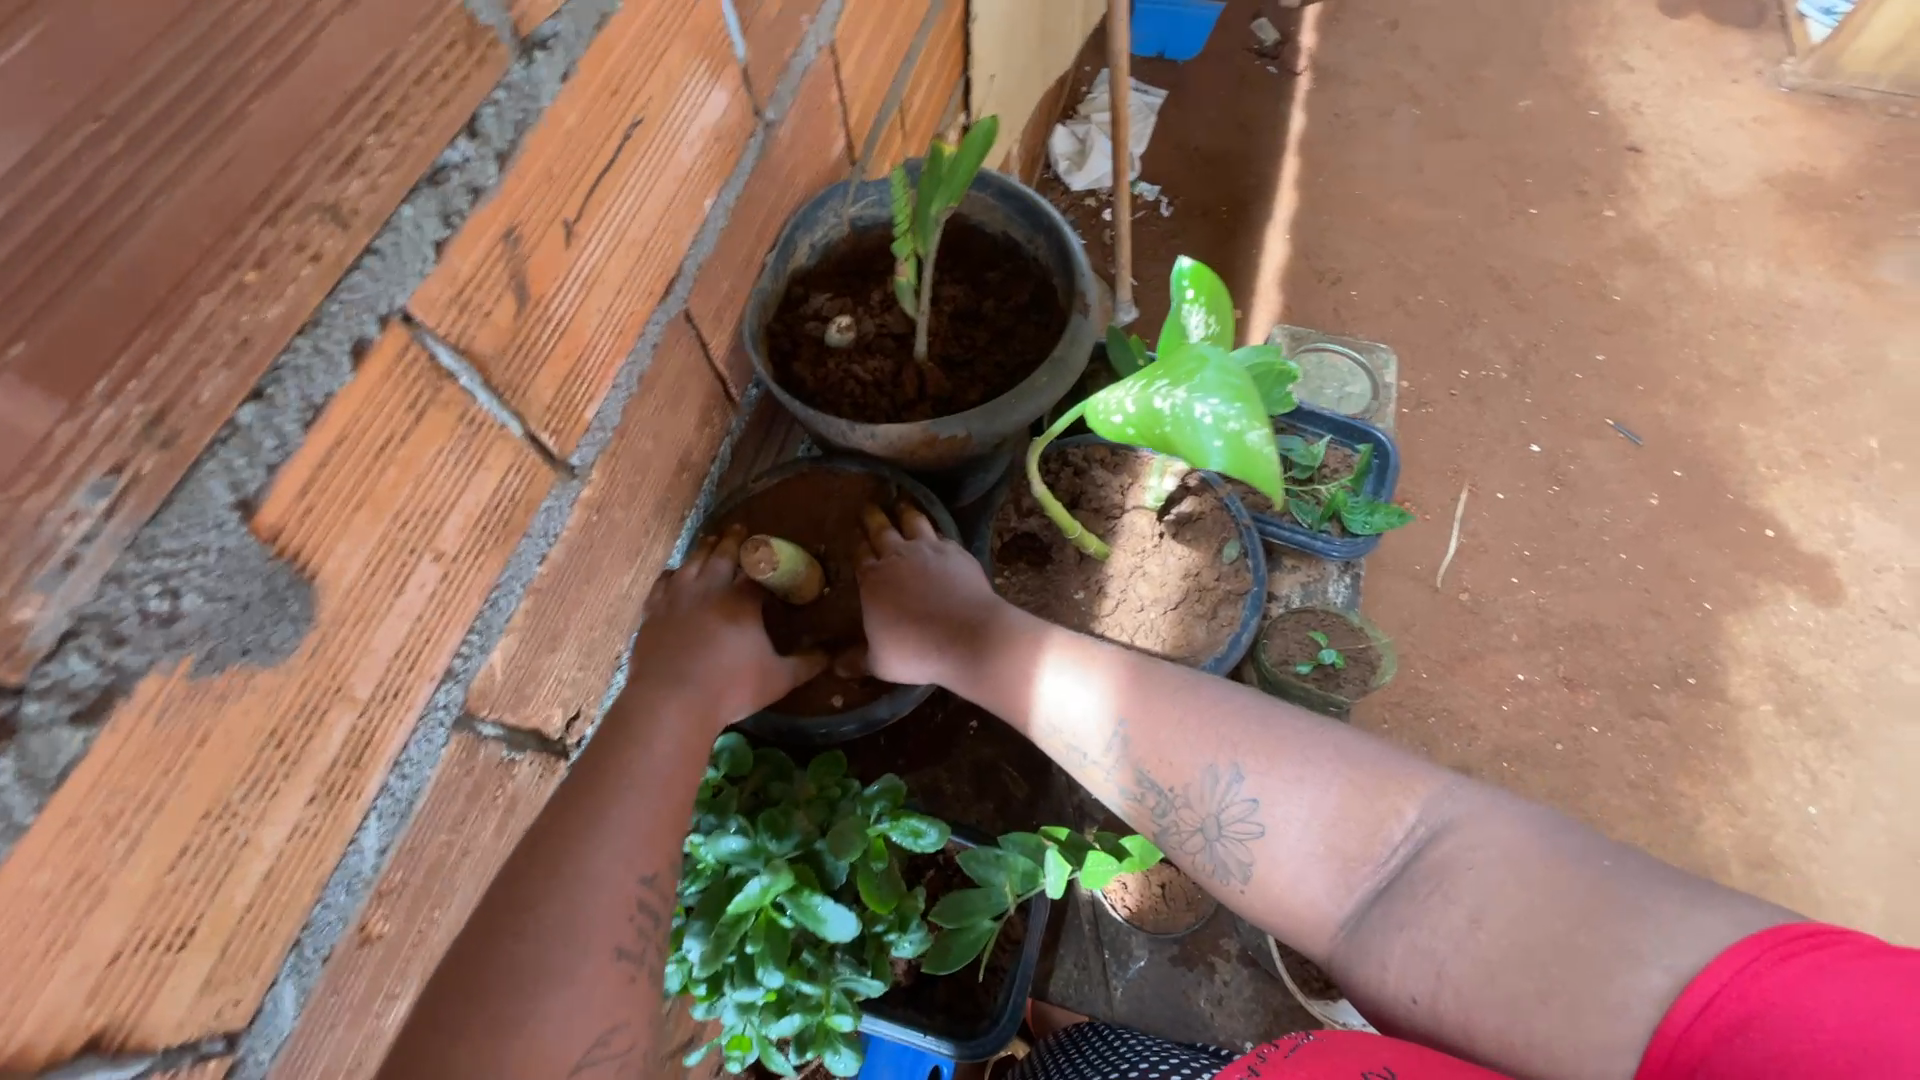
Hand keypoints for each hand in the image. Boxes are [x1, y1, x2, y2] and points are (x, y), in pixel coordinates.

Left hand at [627, 525, 827, 729]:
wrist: (670, 701)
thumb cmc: (730, 689)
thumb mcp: (778, 679)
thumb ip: (806, 664)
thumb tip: (829, 655)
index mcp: (742, 601)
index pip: (759, 571)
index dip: (768, 560)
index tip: (775, 555)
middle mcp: (709, 589)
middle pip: (722, 554)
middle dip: (734, 541)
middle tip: (740, 529)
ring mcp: (677, 598)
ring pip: (692, 561)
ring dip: (704, 547)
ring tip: (711, 539)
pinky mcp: (654, 612)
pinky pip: (663, 582)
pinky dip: (674, 572)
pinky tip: (676, 573)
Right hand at [854, 504, 1012, 686]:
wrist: (969, 636)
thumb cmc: (916, 651)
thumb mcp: (879, 662)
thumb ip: (857, 660)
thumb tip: (834, 669)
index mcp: (873, 578)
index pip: (860, 553)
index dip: (856, 541)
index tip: (853, 530)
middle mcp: (898, 557)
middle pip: (881, 529)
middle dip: (873, 517)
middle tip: (869, 506)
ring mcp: (930, 550)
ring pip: (913, 521)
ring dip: (905, 512)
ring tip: (901, 504)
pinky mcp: (957, 552)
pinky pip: (942, 534)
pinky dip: (935, 530)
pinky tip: (936, 532)